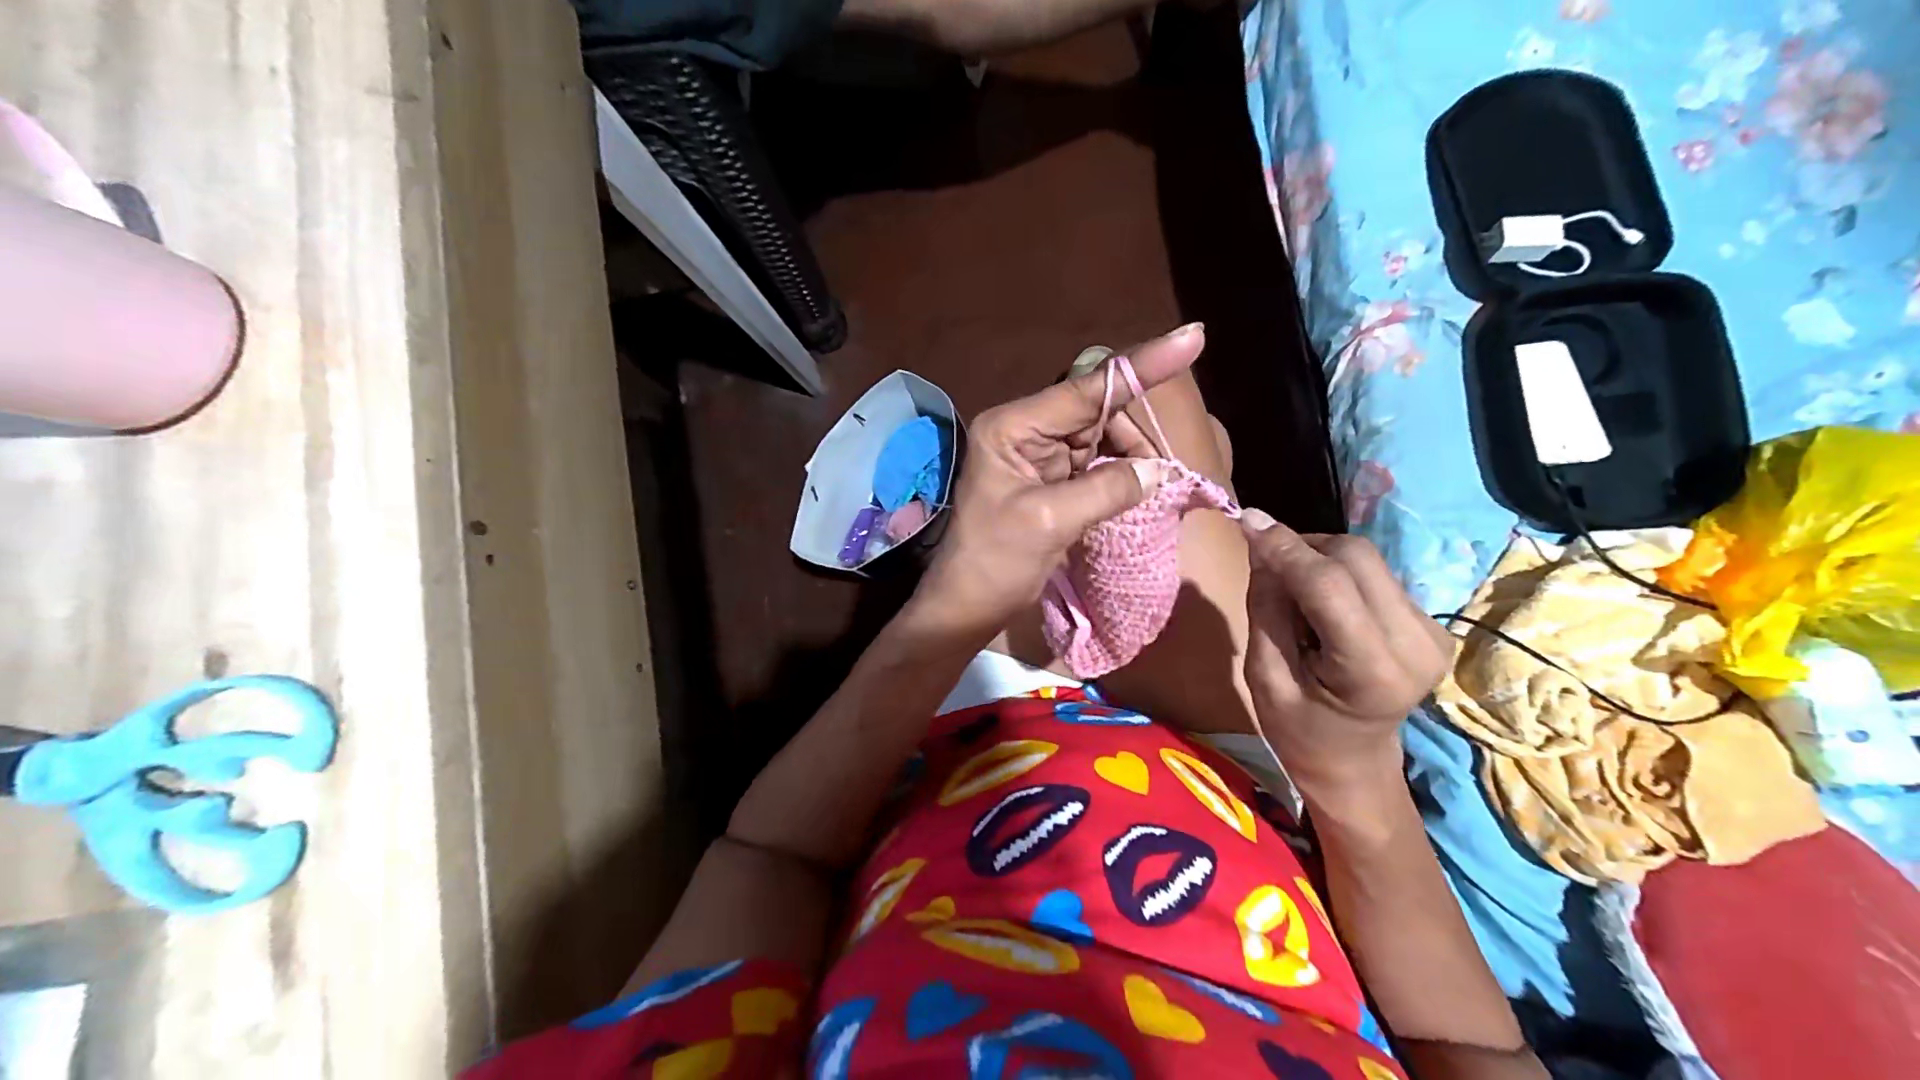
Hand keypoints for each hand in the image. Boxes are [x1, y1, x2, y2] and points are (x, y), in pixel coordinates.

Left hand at [909, 323, 1206, 642]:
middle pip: (1099, 411)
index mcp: (1012, 428)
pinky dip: (1121, 476)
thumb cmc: (994, 562)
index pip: (1086, 389)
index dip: (1142, 367)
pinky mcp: (1050, 479)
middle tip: (1162, 475)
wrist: (966, 606)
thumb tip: (1160, 470)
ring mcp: (1038, 454)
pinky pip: (1097, 464)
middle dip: (1134, 437)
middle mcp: (1025, 430)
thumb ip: (1108, 489)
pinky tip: (1137, 492)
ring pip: (1103, 437)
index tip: (1193, 338)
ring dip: (1131, 459)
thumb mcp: (1049, 522)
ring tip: (1147, 492)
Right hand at [1239, 514, 1452, 803]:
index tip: (1245, 520)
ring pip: (1366, 559)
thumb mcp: (1264, 676)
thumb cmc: (1298, 729)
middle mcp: (1416, 643)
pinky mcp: (1430, 622)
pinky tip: (1320, 604)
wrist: (1352, 761)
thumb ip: (1266, 608)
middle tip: (1266, 564)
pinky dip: (1336, 573)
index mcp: (1373, 670)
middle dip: (1302, 548)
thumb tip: (1261, 544)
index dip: (1284, 547)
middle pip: (1355, 557)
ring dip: (1318, 559)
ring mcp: (1431, 631)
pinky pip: (1374, 573)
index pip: (1328, 585)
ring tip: (1292, 593)